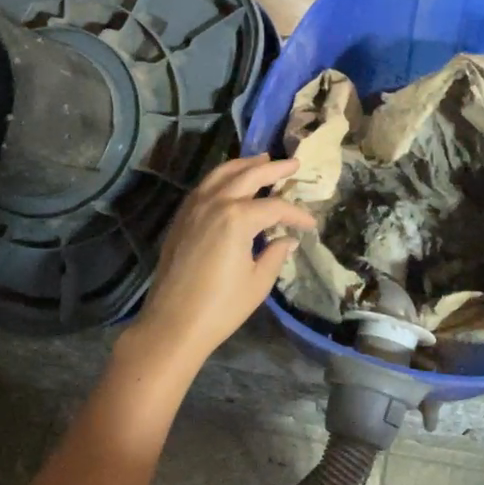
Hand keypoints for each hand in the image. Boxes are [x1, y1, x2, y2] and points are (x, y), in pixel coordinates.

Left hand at [126, 154, 316, 369]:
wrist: (172, 325)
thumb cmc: (221, 307)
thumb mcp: (258, 282)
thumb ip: (275, 254)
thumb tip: (287, 239)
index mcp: (237, 218)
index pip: (275, 207)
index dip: (296, 214)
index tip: (311, 224)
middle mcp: (215, 203)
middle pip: (249, 176)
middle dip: (274, 169)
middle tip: (293, 163)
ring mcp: (194, 208)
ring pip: (222, 174)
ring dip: (245, 165)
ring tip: (262, 159)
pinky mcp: (182, 218)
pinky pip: (204, 186)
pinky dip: (222, 177)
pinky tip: (231, 182)